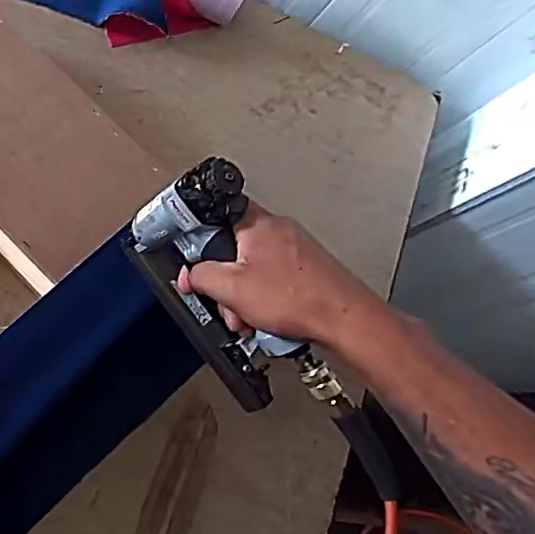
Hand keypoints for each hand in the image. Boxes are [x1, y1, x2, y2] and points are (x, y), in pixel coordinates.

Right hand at [175, 202, 385, 350]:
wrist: (343, 318)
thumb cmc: (299, 298)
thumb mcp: (231, 289)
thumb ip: (201, 276)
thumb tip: (191, 273)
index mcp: (258, 224)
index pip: (216, 215)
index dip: (199, 240)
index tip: (194, 260)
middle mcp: (278, 230)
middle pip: (232, 250)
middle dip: (224, 282)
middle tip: (226, 300)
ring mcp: (293, 249)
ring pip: (250, 269)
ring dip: (242, 296)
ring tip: (249, 316)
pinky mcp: (303, 268)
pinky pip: (270, 280)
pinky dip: (262, 300)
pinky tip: (265, 317)